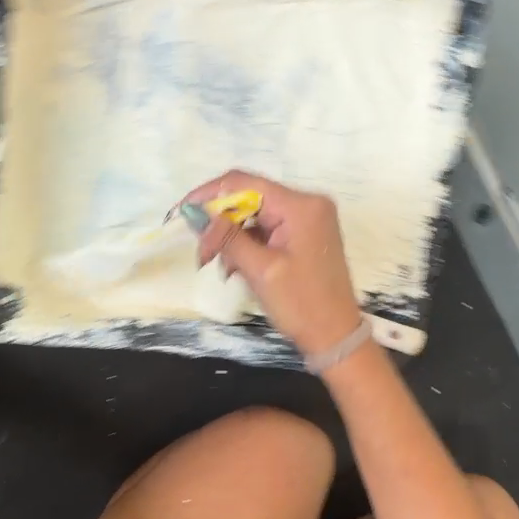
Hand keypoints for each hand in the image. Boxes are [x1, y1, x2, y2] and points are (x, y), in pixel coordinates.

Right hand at [183, 171, 363, 356]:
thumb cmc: (301, 305)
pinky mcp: (304, 235)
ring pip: (254, 216)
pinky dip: (247, 246)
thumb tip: (196, 214)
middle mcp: (306, 204)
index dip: (209, 194)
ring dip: (231, 238)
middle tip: (202, 254)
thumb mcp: (260, 270)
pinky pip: (266, 230)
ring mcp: (307, 219)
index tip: (183, 212)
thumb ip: (227, 238)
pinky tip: (236, 268)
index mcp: (300, 206)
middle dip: (220, 223)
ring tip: (220, 267)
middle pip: (249, 198)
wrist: (335, 335)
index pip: (245, 183)